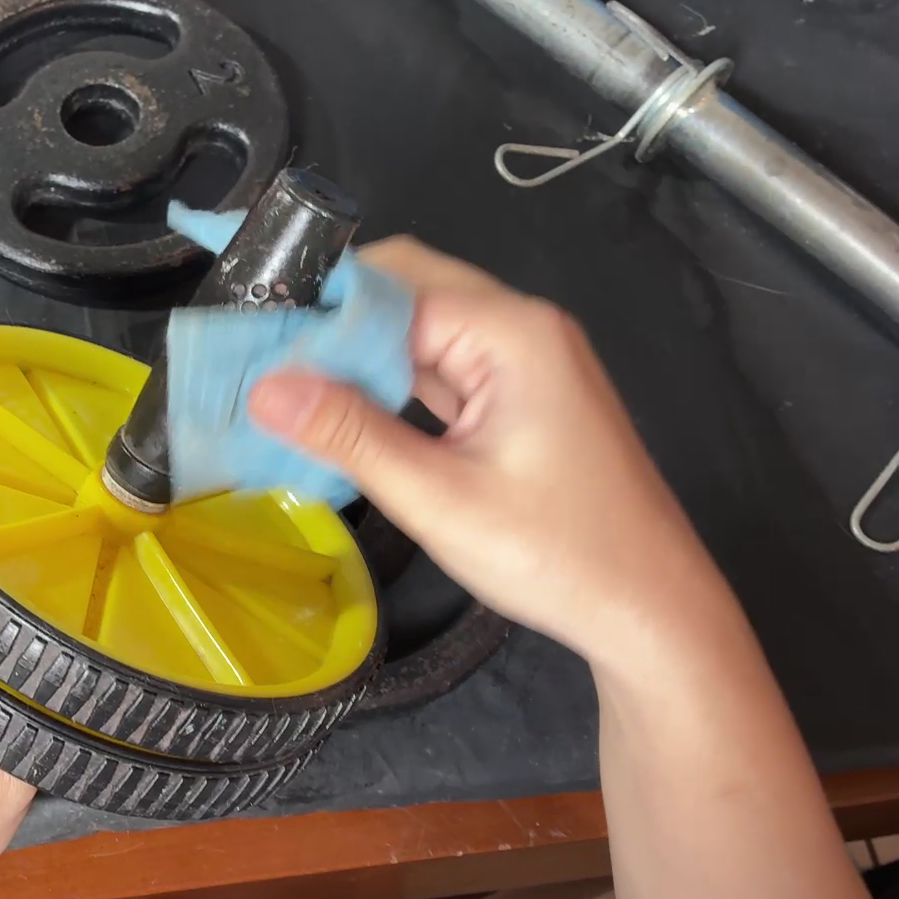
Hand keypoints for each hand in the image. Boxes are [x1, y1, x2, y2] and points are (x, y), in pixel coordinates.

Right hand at [248, 238, 733, 665]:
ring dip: (351, 348)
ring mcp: (516, 360)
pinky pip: (430, 362)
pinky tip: (336, 405)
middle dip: (330, 317)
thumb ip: (347, 434)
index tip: (251, 347)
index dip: (316, 314)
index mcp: (509, 333)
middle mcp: (516, 327)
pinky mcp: (509, 394)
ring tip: (282, 379)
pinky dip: (380, 375)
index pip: (389, 290)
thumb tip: (262, 387)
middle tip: (260, 359)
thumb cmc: (552, 553)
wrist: (647, 611)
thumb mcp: (434, 496)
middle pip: (405, 287)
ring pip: (414, 324)